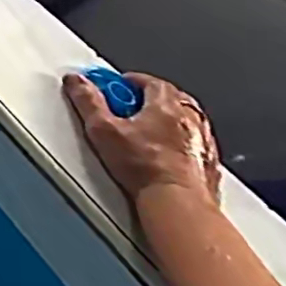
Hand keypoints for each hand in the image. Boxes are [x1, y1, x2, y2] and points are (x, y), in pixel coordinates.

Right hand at [63, 70, 220, 206]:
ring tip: (141, 128)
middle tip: (125, 105)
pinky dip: (178, 141)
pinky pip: (193, 143)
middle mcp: (190, 122)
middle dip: (148, 97)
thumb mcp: (102, 129)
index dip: (127, 80)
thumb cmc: (146, 169)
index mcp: (167, 108)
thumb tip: (78, 83)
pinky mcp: (207, 166)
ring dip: (165, 119)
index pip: (150, 82)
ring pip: (185, 121)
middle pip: (171, 98)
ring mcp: (202, 145)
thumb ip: (87, 101)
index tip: (110, 86)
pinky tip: (160, 152)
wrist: (177, 204)